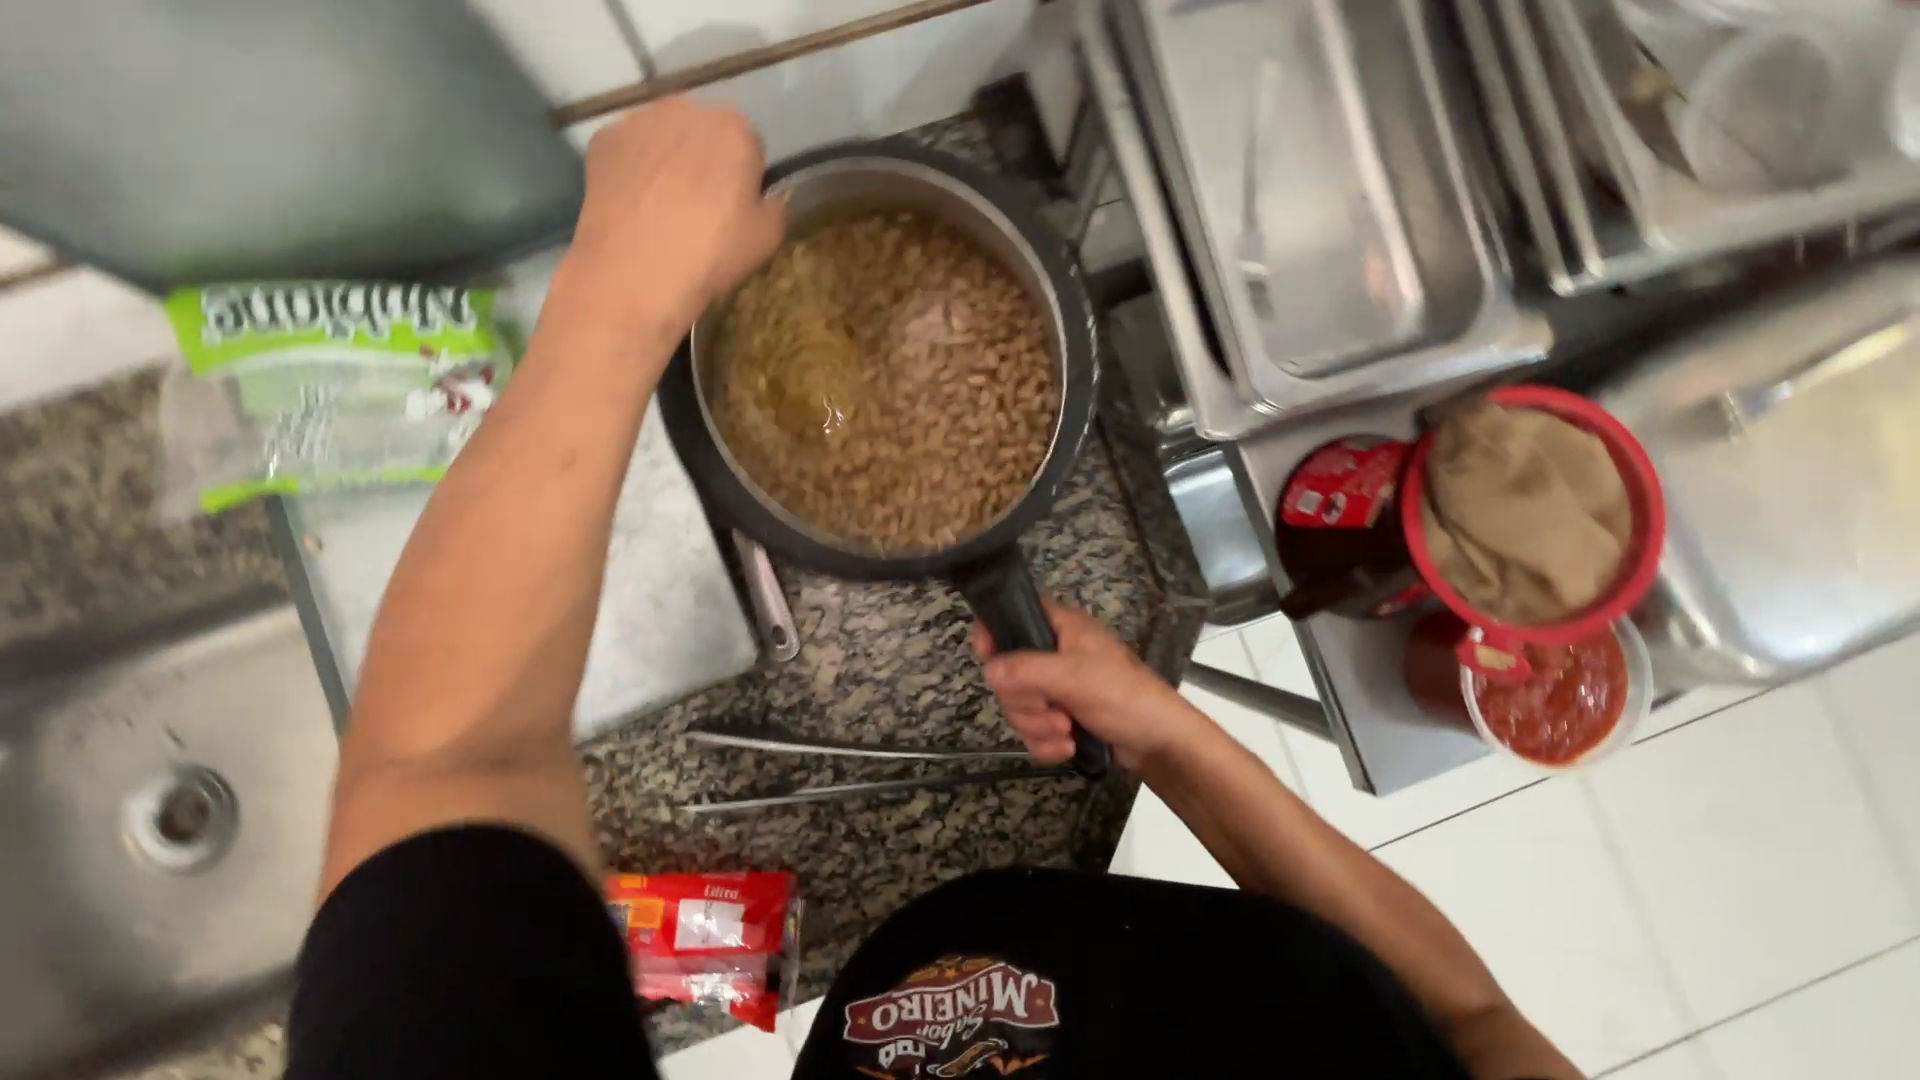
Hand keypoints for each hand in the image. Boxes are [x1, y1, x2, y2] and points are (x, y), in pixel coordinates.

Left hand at [560, 96, 785, 344]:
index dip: (745, 176)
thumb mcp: (768, 238)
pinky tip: (636, 206)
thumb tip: (764, 198)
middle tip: (702, 207)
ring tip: (665, 207)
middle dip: (705, 160)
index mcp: (735, 128)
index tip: (738, 206)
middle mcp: (686, 109)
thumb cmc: (712, 253)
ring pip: (664, 137)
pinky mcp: (604, 139)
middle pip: (704, 132)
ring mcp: (638, 120)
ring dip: (669, 161)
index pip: (749, 144)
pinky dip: (635, 170)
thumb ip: (774, 205)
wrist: (636, 271)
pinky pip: (630, 151)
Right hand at [973, 601, 1202, 771]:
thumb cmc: (1123, 695)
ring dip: (1038, 725)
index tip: (989, 660)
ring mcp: (1057, 687)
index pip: (1013, 615)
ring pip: (1018, 705)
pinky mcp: (1061, 717)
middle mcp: (1055, 653)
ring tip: (1066, 730)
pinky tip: (1068, 746)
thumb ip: (1027, 669)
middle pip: (1008, 672)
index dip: (994, 635)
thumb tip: (988, 669)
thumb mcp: (1073, 676)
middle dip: (1026, 701)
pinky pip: (1033, 729)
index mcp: (1061, 627)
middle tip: (1050, 707)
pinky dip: (1046, 742)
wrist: (1159, 742)